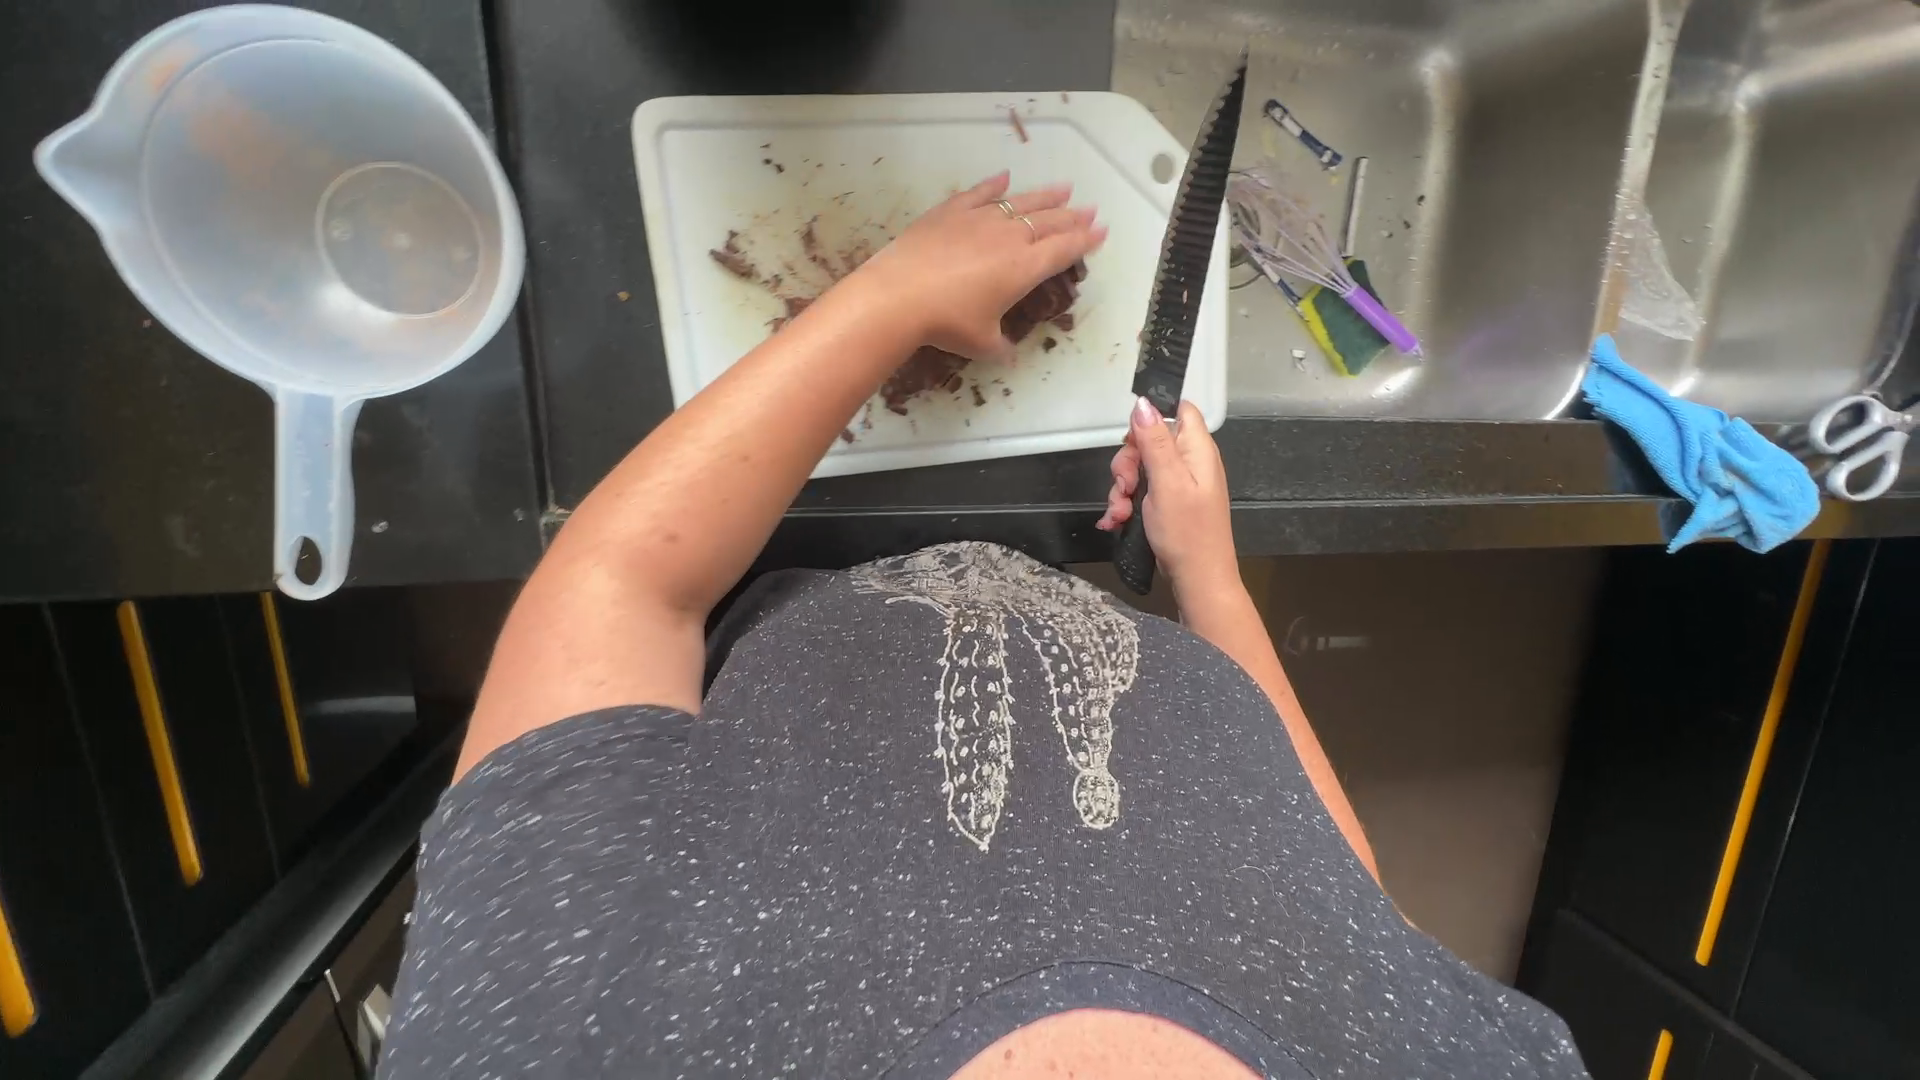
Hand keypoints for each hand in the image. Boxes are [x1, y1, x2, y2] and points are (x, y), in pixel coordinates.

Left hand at [845, 173, 1106, 361]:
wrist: (900, 296)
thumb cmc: (947, 324)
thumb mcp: (982, 343)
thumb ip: (1001, 345)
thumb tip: (1009, 353)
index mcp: (1024, 268)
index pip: (1063, 250)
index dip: (1085, 241)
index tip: (1101, 231)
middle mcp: (1009, 237)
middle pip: (1049, 222)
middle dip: (1073, 216)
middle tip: (1090, 210)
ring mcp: (979, 219)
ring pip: (1020, 202)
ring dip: (1044, 196)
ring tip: (1063, 189)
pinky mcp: (951, 212)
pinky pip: (979, 193)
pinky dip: (994, 185)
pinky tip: (1005, 178)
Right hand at [1096, 398, 1238, 596]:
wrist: (1197, 579)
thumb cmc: (1186, 531)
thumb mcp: (1167, 482)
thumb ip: (1154, 441)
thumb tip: (1143, 402)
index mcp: (1196, 449)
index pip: (1177, 410)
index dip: (1150, 418)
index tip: (1132, 439)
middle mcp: (1189, 462)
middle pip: (1149, 441)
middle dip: (1127, 463)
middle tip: (1125, 485)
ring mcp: (1178, 484)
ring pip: (1139, 469)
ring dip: (1122, 489)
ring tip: (1120, 512)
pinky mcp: (1167, 503)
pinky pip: (1140, 492)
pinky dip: (1125, 504)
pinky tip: (1116, 521)